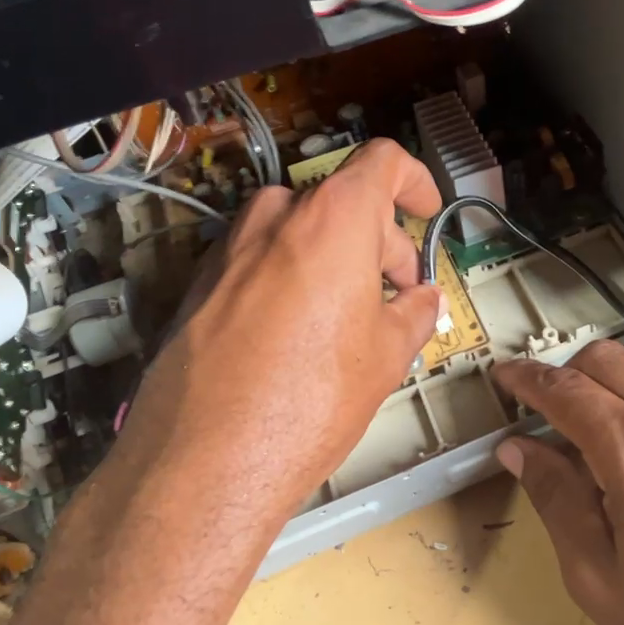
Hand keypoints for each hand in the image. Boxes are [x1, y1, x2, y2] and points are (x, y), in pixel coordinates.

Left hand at [130, 138, 443, 498]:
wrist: (200, 463)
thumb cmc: (310, 400)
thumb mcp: (385, 356)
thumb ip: (413, 313)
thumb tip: (421, 301)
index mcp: (332, 218)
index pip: (382, 162)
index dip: (413, 180)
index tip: (425, 209)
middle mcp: (275, 215)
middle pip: (342, 204)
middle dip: (379, 243)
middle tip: (397, 297)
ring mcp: (229, 247)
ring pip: (299, 232)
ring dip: (334, 260)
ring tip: (349, 320)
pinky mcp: (199, 282)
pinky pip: (261, 260)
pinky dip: (291, 277)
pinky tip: (298, 336)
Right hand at [492, 343, 623, 624]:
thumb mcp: (596, 576)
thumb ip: (555, 497)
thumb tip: (520, 449)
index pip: (568, 391)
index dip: (527, 379)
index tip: (506, 375)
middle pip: (613, 362)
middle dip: (570, 373)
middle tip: (547, 410)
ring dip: (620, 407)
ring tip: (609, 469)